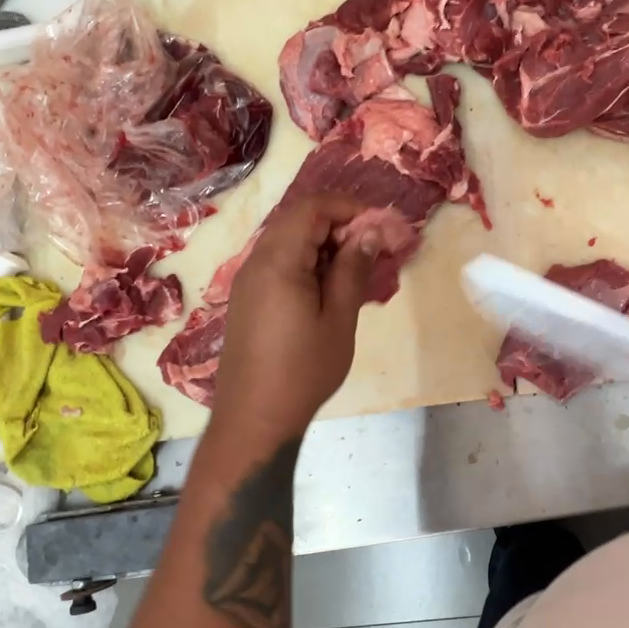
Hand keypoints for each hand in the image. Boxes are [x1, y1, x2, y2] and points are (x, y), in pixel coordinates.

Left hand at [212, 194, 378, 445]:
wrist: (254, 419)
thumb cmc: (303, 370)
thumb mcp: (339, 319)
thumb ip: (353, 269)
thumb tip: (370, 232)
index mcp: (278, 261)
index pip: (312, 208)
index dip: (349, 209)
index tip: (380, 228)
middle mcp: (256, 262)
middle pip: (298, 220)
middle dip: (339, 225)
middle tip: (374, 250)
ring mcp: (248, 281)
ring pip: (289, 241)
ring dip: (324, 246)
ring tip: (357, 272)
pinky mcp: (248, 299)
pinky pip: (279, 263)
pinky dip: (308, 264)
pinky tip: (330, 292)